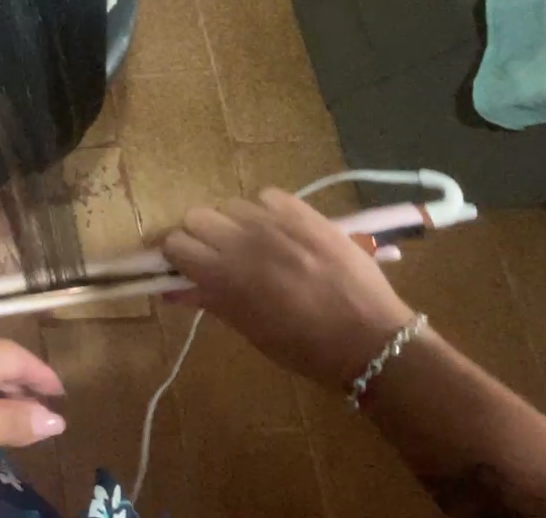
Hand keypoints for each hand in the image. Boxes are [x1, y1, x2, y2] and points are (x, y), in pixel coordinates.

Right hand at [161, 189, 417, 392]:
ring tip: (252, 243)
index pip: (174, 243)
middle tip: (215, 254)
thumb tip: (168, 288)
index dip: (174, 254)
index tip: (182, 264)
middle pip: (195, 216)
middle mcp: (244, 242)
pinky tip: (277, 232)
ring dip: (233, 223)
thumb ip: (207, 299)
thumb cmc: (305, 348)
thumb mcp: (248, 329)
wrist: (376, 344)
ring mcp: (276, 224)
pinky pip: (267, 197)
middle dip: (199, 235)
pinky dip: (264, 211)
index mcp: (225, 275)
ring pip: (230, 204)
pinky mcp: (305, 214)